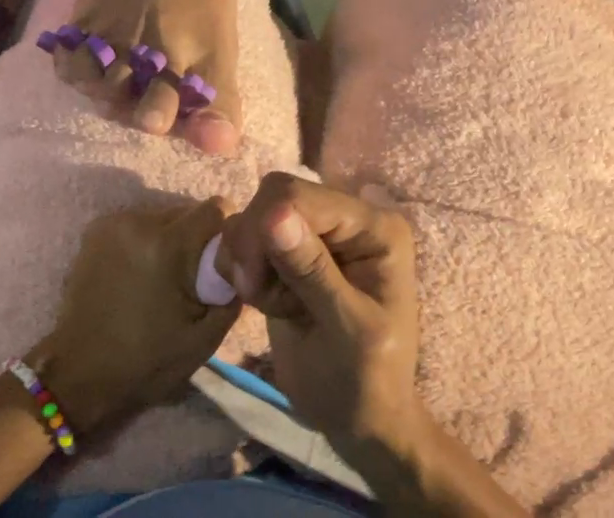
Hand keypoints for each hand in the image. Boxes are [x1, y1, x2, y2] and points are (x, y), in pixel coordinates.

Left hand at [30, 199, 241, 435]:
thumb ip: (230, 289)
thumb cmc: (148, 360)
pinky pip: (136, 224)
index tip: (225, 260)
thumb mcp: (205, 335)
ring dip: (171, 238)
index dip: (227, 231)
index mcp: (165, 244)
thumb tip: (240, 261)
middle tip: (196, 277)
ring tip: (167, 279)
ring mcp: (111, 223)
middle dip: (197, 238)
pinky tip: (142, 274)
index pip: (215, 209)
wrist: (83, 368)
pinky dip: (146, 241)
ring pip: (160, 216)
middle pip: (185, 211)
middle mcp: (136, 222)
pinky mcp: (94, 230)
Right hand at [216, 172, 422, 445]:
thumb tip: (273, 215)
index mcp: (374, 227)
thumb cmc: (367, 379)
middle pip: (270, 196)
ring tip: (269, 303)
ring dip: (246, 262)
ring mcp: (312, 233)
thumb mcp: (347, 330)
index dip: (264, 229)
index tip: (253, 284)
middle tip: (254, 294)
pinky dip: (239, 269)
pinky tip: (263, 300)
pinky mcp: (284, 251)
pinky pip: (240, 237)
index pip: (298, 196)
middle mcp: (344, 219)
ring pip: (250, 216)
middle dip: (252, 245)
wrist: (355, 418)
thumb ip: (312, 271)